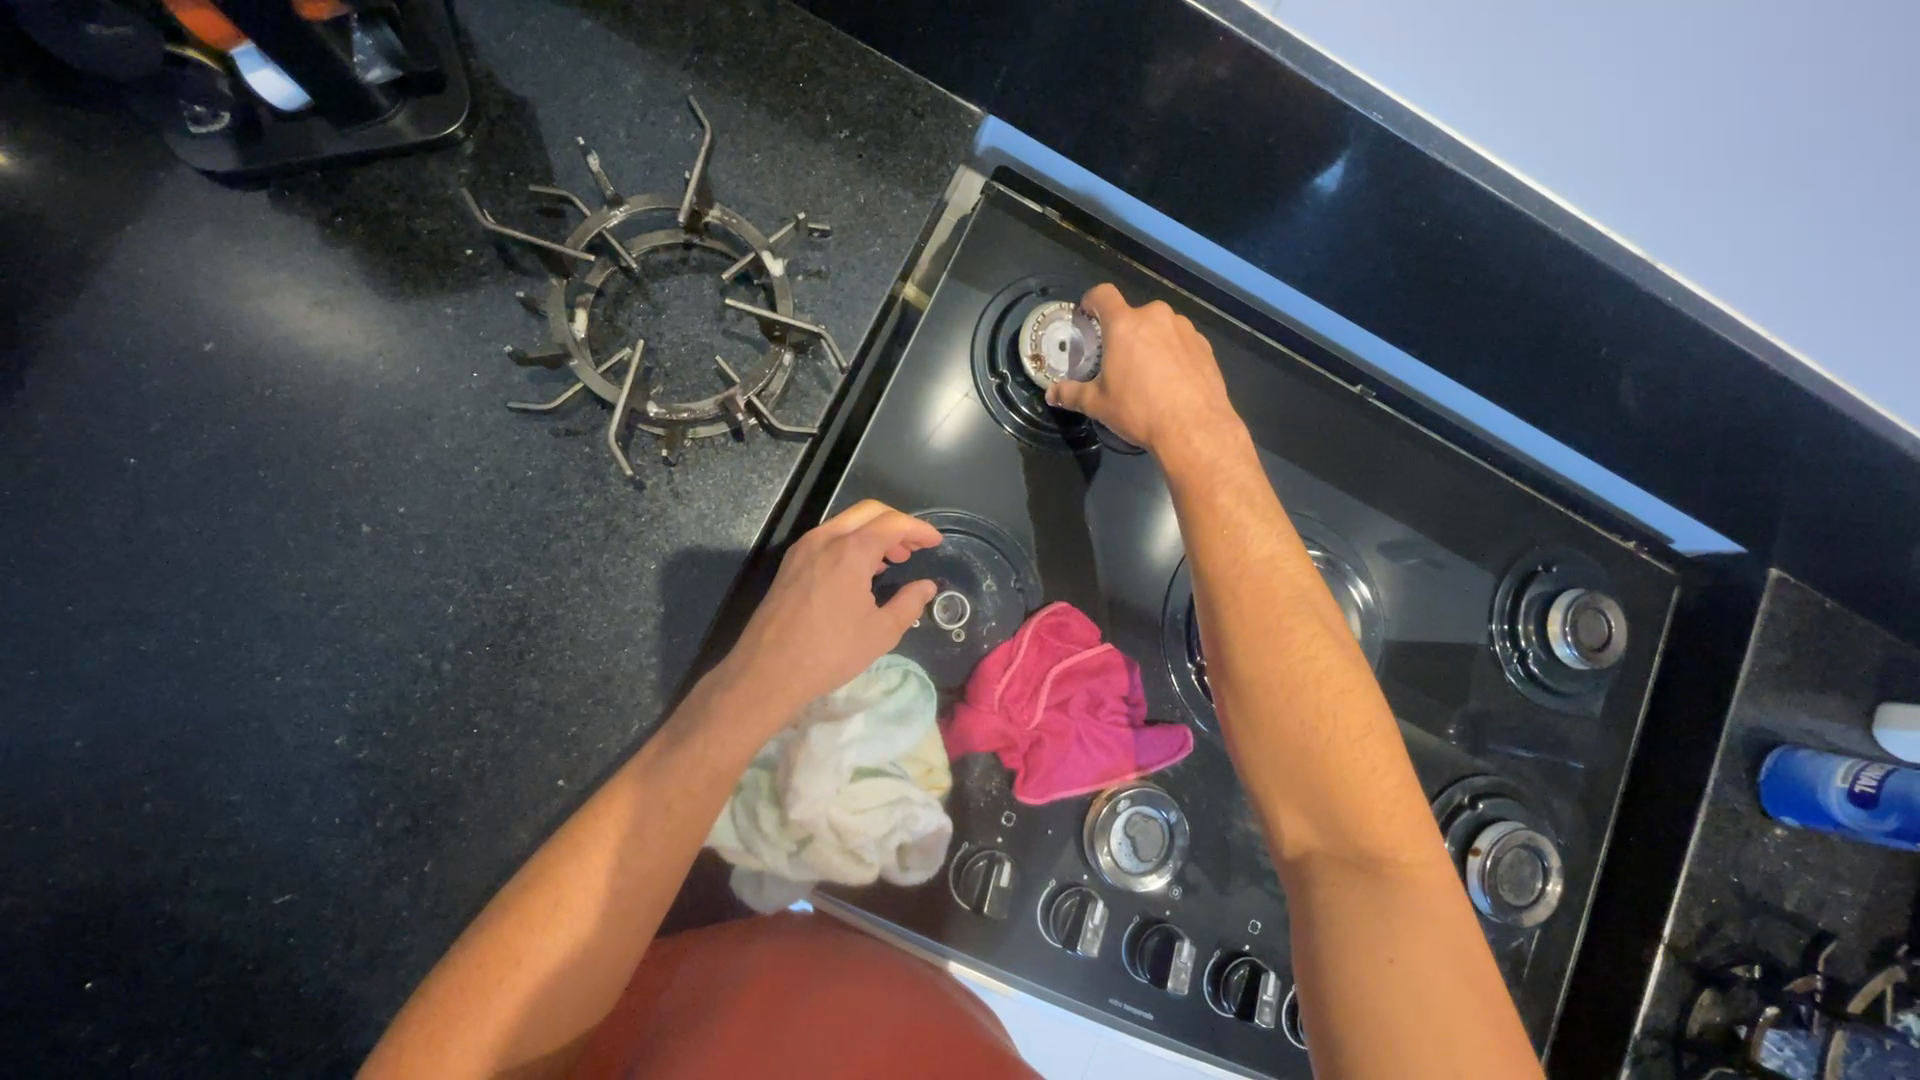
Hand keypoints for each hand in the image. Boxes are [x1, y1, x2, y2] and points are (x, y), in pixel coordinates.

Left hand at [713, 500, 941, 726]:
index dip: (919, 529)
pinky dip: (851, 543)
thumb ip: (909, 603)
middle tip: (914, 548)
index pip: (893, 524)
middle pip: (869, 512)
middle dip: (896, 524)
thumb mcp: (881, 632)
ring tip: (892, 560)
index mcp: (851, 551)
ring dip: (873, 533)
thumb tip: (926, 587)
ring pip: (845, 523)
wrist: (768, 671)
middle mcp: (825, 539)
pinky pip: (828, 539)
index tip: (936, 542)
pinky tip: (861, 571)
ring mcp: (803, 549)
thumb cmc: (830, 652)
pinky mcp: (790, 564)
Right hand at [1046, 283, 1241, 459]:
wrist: (1194, 428)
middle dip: (1123, 332)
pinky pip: (1181, 341)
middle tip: (1118, 359)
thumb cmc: (1139, 411)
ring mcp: (1184, 329)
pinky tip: (1171, 379)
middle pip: (1133, 315)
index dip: (1091, 300)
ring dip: (1150, 341)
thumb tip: (1051, 394)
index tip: (1088, 314)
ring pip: (1160, 326)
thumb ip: (1072, 394)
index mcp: (1124, 325)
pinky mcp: (1204, 345)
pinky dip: (1173, 352)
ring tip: (1148, 372)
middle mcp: (1156, 317)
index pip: (1103, 294)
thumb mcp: (1098, 405)